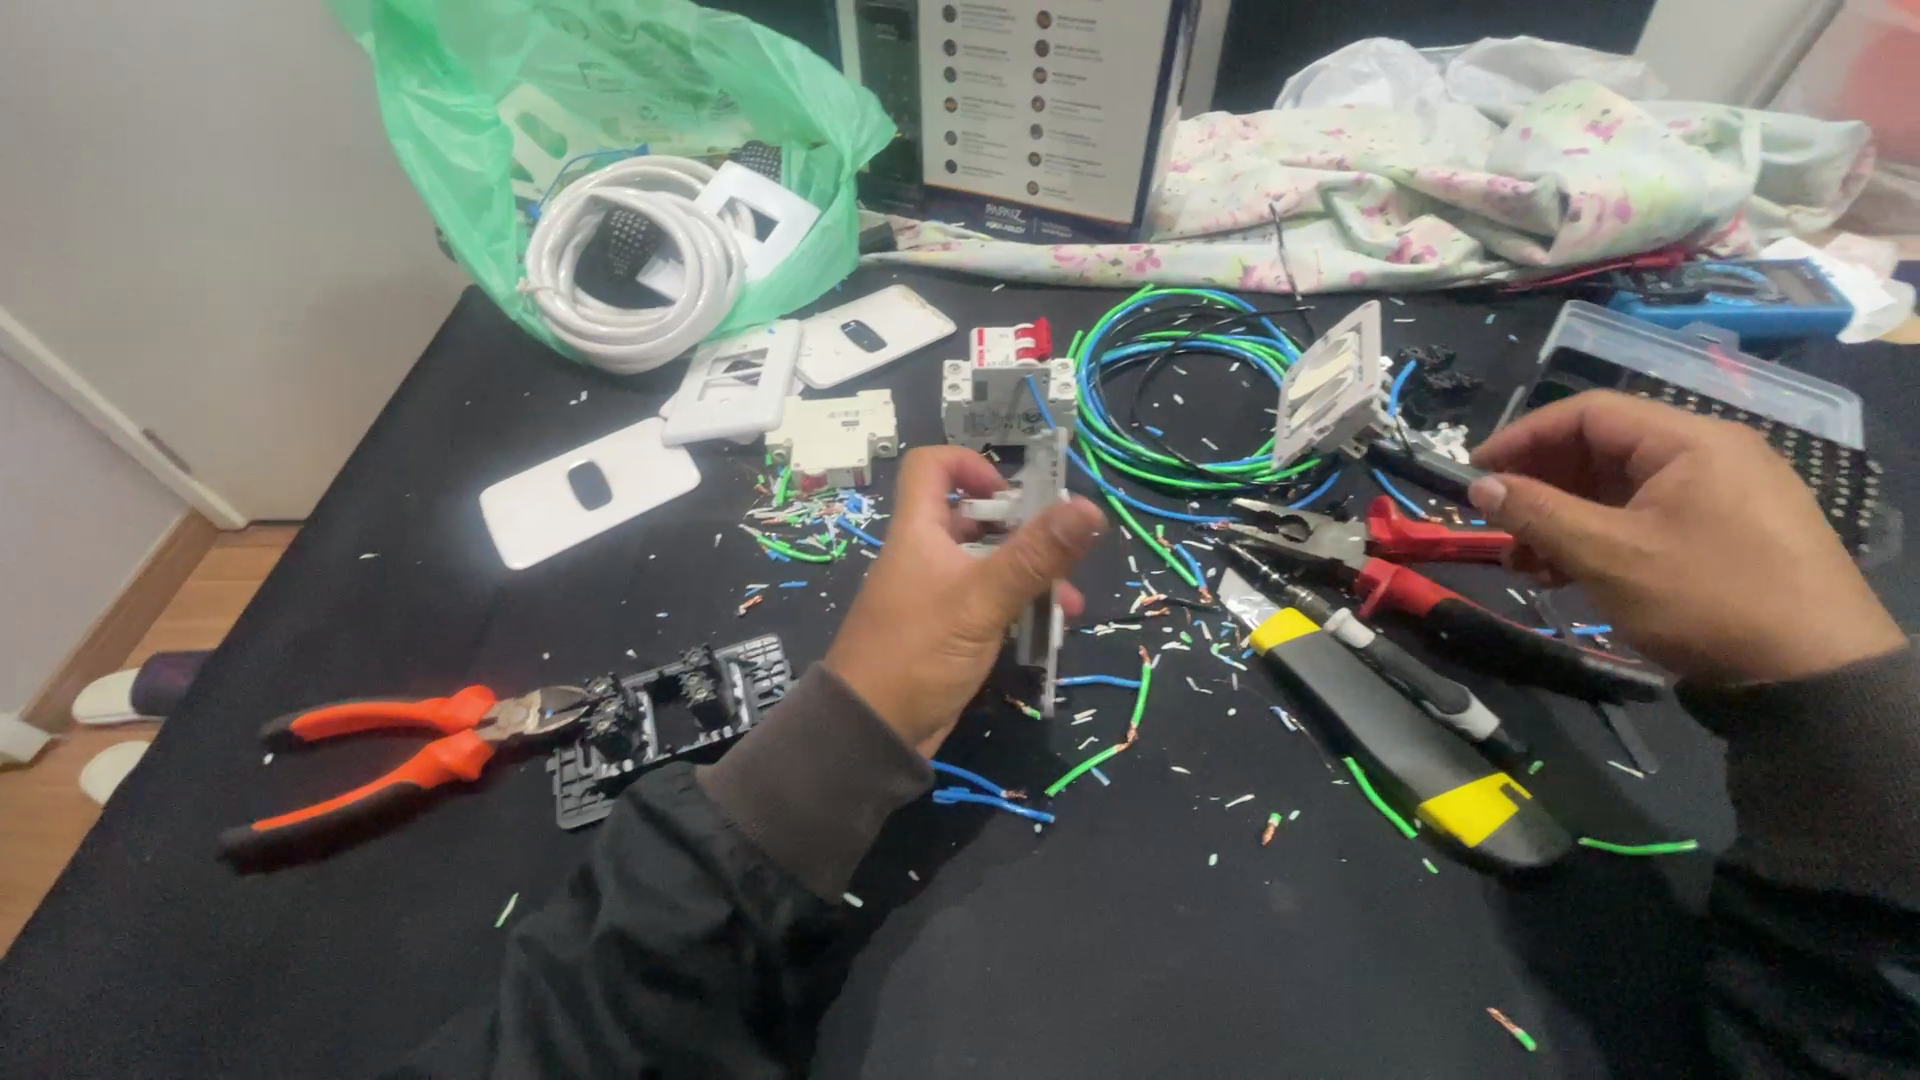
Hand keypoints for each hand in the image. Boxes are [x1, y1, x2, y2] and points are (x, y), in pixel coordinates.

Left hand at [825, 446, 1105, 756]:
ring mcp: (937, 593)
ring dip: (1031, 575)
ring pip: (990, 565)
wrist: (873, 731)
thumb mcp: (981, 600)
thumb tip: (1088, 507)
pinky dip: (1019, 608)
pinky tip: (1051, 629)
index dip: (970, 464)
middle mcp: (926, 554)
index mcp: (919, 531)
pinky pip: (989, 603)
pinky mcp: (948, 629)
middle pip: (975, 518)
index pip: (931, 466)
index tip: (1011, 492)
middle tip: (1063, 552)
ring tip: (1071, 602)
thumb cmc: (918, 652)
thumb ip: (1034, 556)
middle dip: (1024, 531)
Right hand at [1468, 390, 1902, 684]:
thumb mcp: (1606, 554)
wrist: (1808, 675)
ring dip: (1555, 519)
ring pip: (1610, 489)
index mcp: (1690, 443)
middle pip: (1596, 450)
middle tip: (1493, 521)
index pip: (1587, 414)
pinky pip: (1634, 516)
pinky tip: (1558, 572)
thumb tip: (1478, 487)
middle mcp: (1706, 456)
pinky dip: (1588, 537)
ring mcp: (1714, 495)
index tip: (1474, 472)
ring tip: (1521, 561)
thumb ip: (1535, 512)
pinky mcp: (1713, 532)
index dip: (1521, 437)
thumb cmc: (1704, 598)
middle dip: (1536, 485)